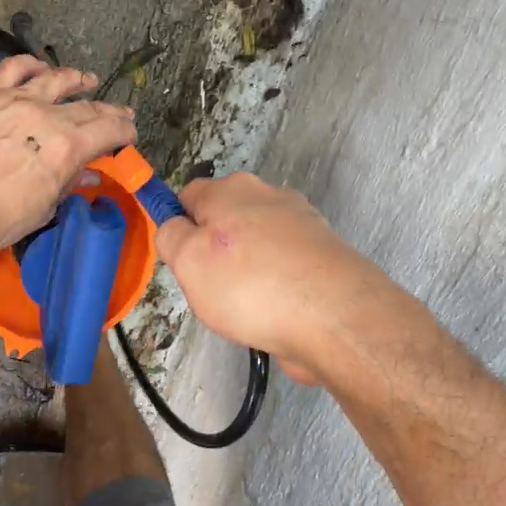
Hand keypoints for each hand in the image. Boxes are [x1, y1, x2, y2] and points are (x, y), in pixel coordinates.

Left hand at [0, 55, 137, 253]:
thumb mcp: (43, 208)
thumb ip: (69, 183)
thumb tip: (89, 175)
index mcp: (67, 146)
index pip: (108, 130)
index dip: (124, 131)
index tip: (130, 134)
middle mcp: (47, 116)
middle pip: (86, 107)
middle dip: (108, 112)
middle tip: (119, 115)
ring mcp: (16, 101)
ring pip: (54, 80)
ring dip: (76, 79)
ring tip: (87, 80)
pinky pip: (13, 70)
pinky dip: (30, 66)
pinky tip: (39, 67)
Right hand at [156, 173, 391, 384]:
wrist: (335, 316)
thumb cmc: (250, 286)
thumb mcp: (188, 262)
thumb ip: (170, 236)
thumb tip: (173, 225)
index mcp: (231, 189)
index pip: (188, 194)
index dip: (177, 225)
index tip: (178, 259)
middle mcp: (269, 196)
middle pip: (225, 220)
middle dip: (213, 251)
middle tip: (208, 287)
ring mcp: (301, 224)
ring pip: (255, 244)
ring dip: (245, 270)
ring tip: (244, 305)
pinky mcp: (323, 255)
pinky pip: (283, 266)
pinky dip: (274, 284)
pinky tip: (274, 311)